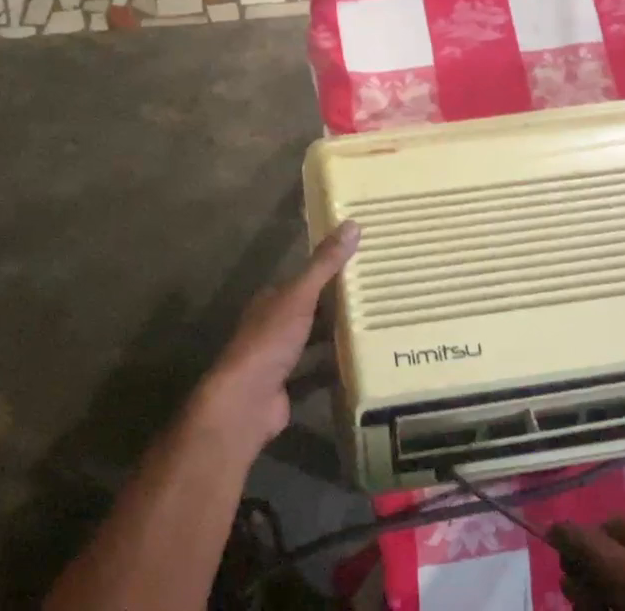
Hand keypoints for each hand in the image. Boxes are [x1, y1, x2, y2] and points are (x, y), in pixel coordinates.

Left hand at [189, 221, 360, 453]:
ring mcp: (278, 358)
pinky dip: (335, 369)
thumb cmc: (270, 341)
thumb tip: (352, 224)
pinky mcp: (288, 386)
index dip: (329, 271)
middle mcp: (272, 326)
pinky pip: (316, 373)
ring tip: (376, 330)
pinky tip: (361, 366)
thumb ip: (324, 265)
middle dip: (337, 306)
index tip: (362, 266)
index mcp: (271, 300)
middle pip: (310, 311)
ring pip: (313, 341)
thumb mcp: (299, 296)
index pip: (303, 280)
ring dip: (336, 337)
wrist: (247, 400)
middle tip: (377, 298)